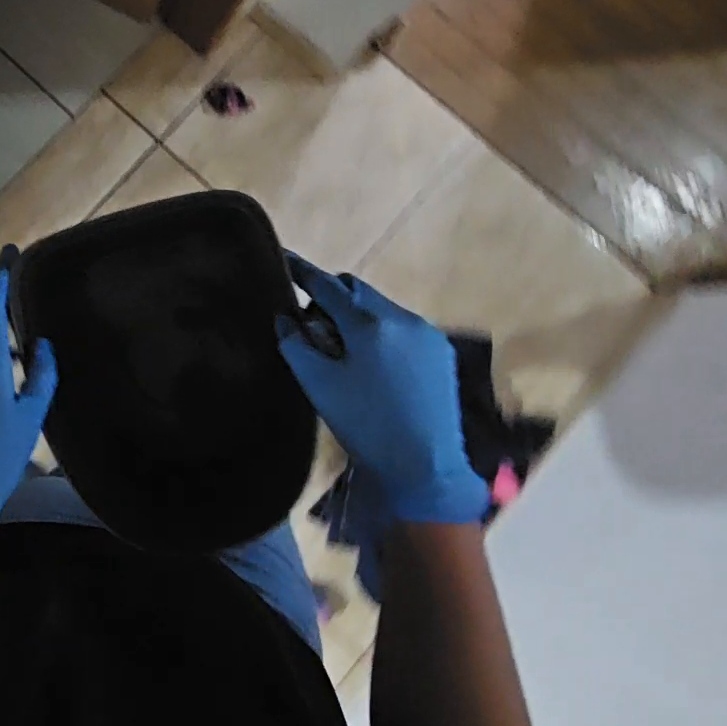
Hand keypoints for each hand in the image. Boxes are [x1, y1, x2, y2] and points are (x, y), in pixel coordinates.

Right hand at [275, 254, 486, 524]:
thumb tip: (285, 317)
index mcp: (368, 324)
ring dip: (357, 314)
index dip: (302, 272)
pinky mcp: (440, 351)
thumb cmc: (365, 424)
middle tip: (313, 324)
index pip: (327, 286)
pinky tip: (375, 364)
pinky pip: (401, 325)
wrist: (425, 467)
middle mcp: (401, 318)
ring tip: (345, 350)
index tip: (286, 258)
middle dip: (331, 295)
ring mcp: (426, 333)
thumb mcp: (318, 385)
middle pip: (356, 289)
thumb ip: (295, 344)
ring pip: (379, 306)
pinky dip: (380, 331)